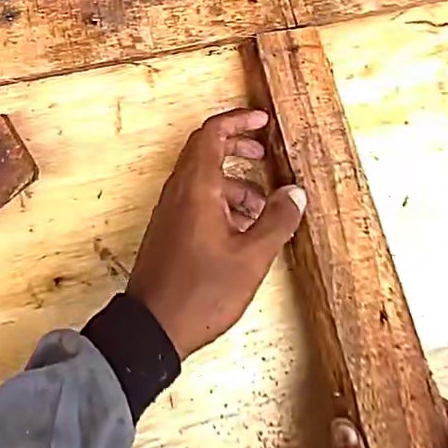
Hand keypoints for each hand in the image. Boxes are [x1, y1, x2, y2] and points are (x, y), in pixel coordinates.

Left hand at [126, 108, 306, 357]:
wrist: (152, 327)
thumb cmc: (202, 290)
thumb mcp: (251, 257)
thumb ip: (276, 221)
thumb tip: (295, 193)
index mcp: (197, 186)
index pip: (212, 133)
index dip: (238, 120)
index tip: (262, 120)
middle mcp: (180, 190)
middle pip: (206, 149)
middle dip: (237, 146)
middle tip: (264, 155)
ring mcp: (171, 209)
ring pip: (203, 177)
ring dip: (233, 181)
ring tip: (263, 205)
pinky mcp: (170, 228)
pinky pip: (196, 198)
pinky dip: (221, 200)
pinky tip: (243, 228)